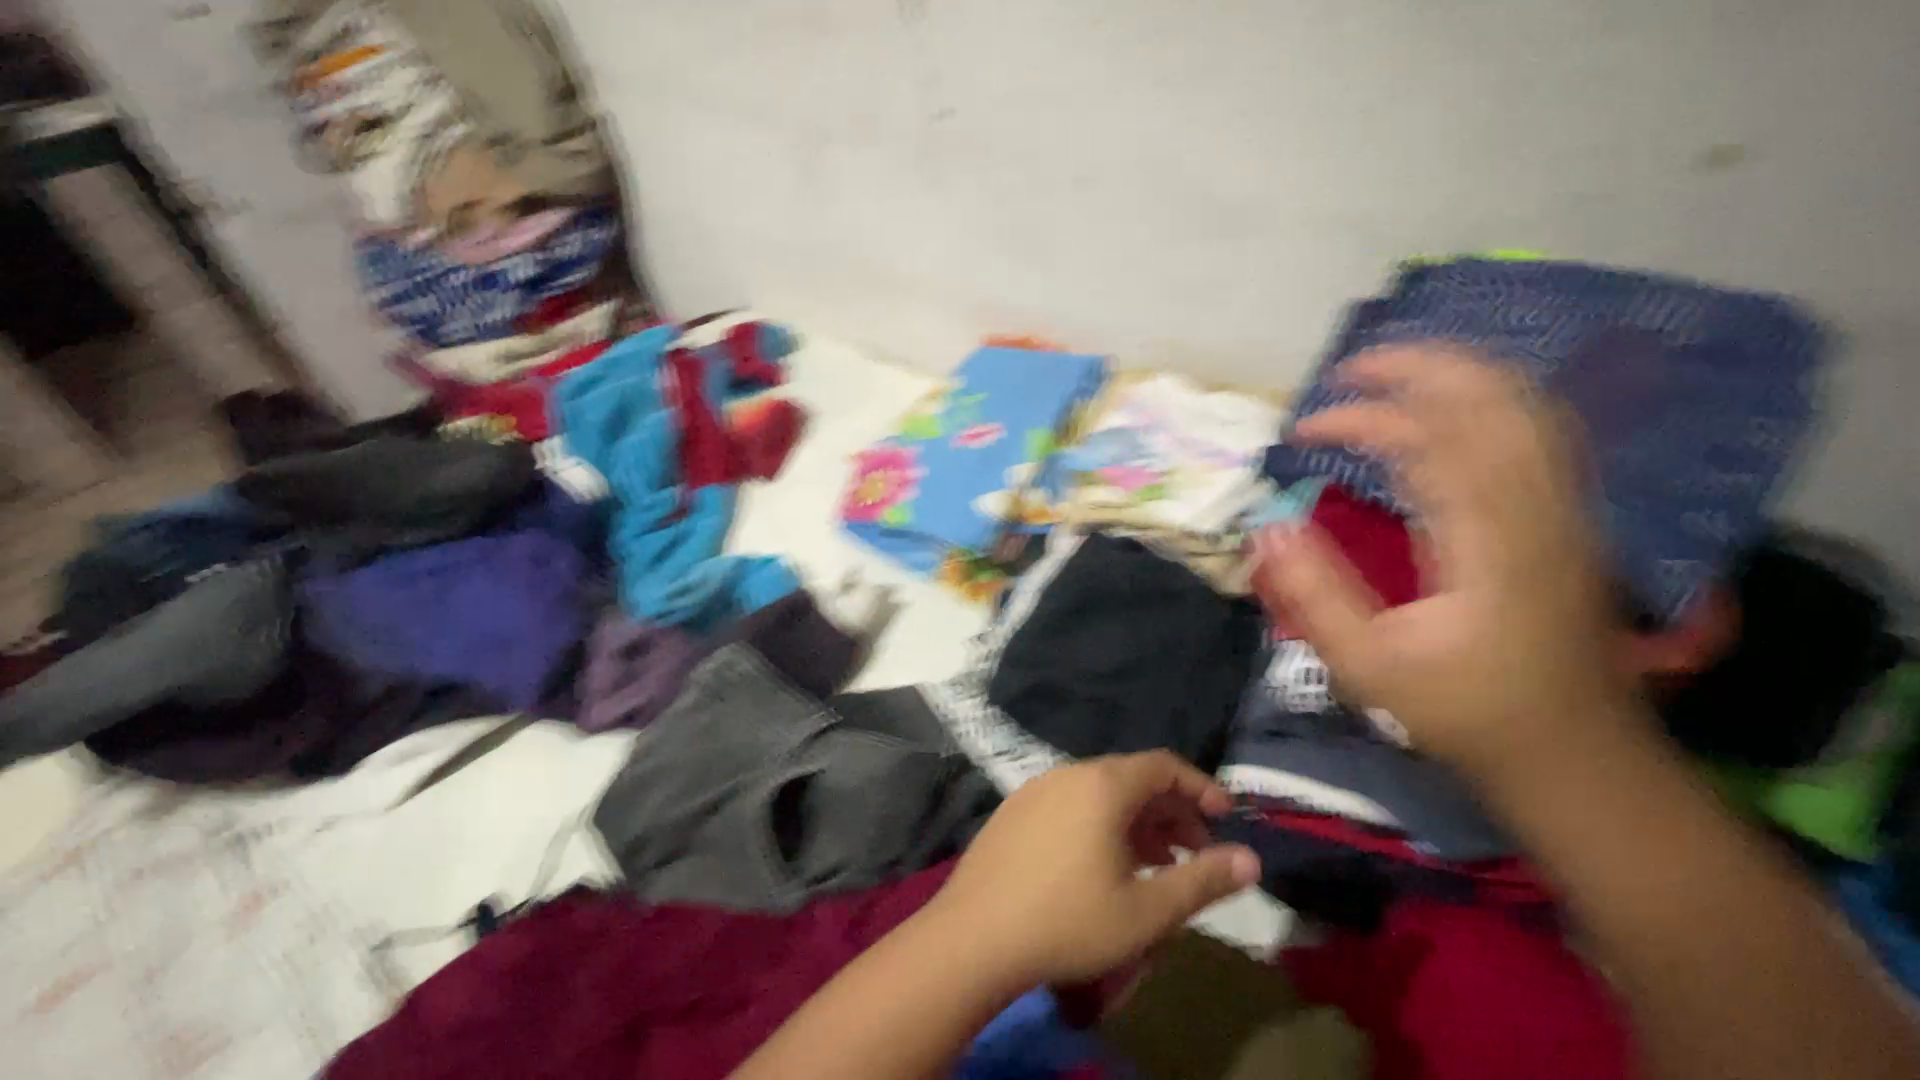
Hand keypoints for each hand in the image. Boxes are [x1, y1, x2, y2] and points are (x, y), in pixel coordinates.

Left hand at [926, 751, 1259, 986]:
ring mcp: (1033, 792)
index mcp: (1102, 785)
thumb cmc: (1069, 922)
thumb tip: (1251, 860)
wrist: (973, 939)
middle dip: (1171, 810)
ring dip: (1136, 821)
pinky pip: (1069, 806)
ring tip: (1156, 863)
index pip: (1163, 765)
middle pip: (1131, 778)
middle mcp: (1067, 775)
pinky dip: (1099, 825)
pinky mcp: (1011, 815)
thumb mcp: (1148, 910)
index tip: (1225, 818)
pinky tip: (1103, 867)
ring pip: (1098, 794)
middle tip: (1196, 851)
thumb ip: (1203, 880)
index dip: (1200, 787)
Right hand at [1251, 344, 1640, 778]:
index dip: (1360, 418)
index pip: (1426, 440)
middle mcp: (1535, 508)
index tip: (1303, 428)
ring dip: (1460, 377)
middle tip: (1353, 369)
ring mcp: (1565, 510)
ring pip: (1526, 407)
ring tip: (1398, 375)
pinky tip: (1460, 412)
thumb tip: (1269, 529)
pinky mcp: (1573, 521)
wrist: (1574, 752)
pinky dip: (1493, 403)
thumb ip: (1317, 596)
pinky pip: (1541, 433)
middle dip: (1418, 367)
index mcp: (1485, 539)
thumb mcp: (1371, 666)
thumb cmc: (1467, 712)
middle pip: (1490, 399)